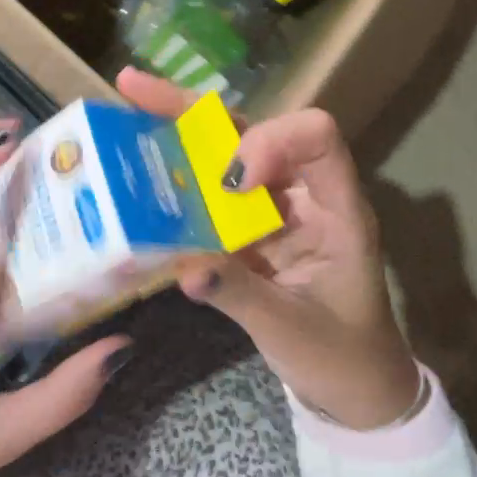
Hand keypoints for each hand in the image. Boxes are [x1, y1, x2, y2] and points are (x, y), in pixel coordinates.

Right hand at [116, 68, 420, 428]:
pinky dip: (174, 177)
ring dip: (177, 131)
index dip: (271, 142)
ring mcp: (270, 207)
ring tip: (124, 108)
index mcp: (337, 208)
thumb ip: (240, 294)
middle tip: (136, 88)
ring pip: (225, 151)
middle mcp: (301, 193)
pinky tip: (134, 165)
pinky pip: (207, 191)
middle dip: (196, 110)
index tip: (231, 181)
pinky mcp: (244, 227)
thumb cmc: (341, 356)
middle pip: (254, 129)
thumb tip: (186, 270)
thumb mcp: (291, 329)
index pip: (317, 138)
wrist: (352, 388)